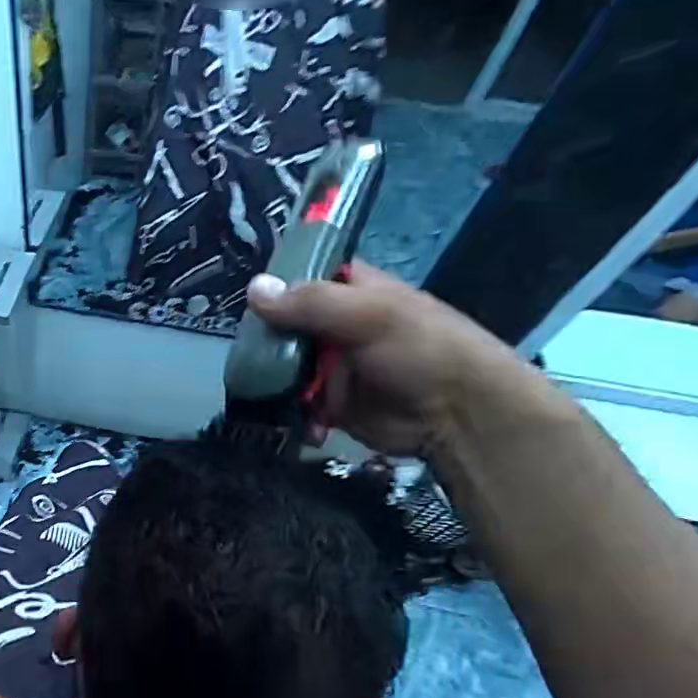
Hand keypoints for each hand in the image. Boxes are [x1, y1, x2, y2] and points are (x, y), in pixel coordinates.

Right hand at [247, 262, 540, 456]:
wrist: (456, 415)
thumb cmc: (421, 350)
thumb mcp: (369, 316)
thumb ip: (312, 303)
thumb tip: (253, 289)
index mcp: (350, 293)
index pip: (303, 279)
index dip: (274, 286)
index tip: (243, 300)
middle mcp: (336, 328)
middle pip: (284, 328)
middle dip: (263, 342)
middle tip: (242, 355)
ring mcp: (332, 368)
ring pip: (285, 368)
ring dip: (272, 381)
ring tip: (257, 392)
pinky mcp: (331, 405)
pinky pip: (297, 406)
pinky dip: (291, 413)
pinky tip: (294, 419)